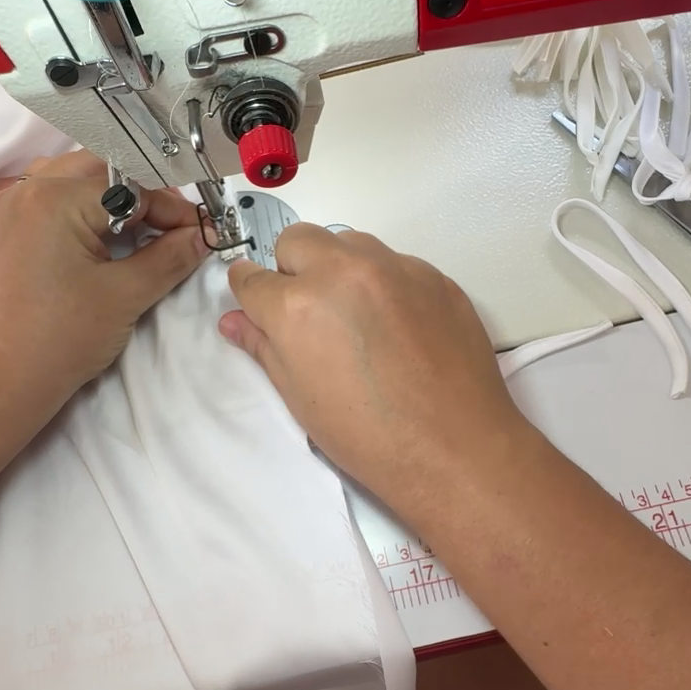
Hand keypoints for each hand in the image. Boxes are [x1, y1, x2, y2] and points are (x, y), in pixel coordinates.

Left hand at [0, 152, 205, 418]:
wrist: (3, 382)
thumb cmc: (63, 338)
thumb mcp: (127, 295)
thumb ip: (170, 257)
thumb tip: (201, 235)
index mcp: (55, 198)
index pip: (131, 188)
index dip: (172, 209)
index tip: (200, 231)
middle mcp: (25, 192)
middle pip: (98, 171)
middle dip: (142, 195)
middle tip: (174, 229)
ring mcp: (5, 210)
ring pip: (67, 179)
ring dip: (106, 195)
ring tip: (136, 230)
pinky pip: (34, 198)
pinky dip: (63, 201)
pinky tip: (79, 221)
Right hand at [218, 225, 540, 511]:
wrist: (456, 449)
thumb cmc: (368, 438)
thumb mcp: (302, 400)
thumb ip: (264, 349)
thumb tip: (234, 322)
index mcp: (298, 305)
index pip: (251, 278)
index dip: (250, 295)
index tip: (259, 308)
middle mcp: (345, 272)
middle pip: (298, 240)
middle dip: (293, 270)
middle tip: (310, 317)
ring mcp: (397, 268)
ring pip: (350, 244)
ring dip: (341, 270)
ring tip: (358, 321)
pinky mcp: (436, 277)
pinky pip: (397, 264)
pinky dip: (386, 285)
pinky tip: (400, 330)